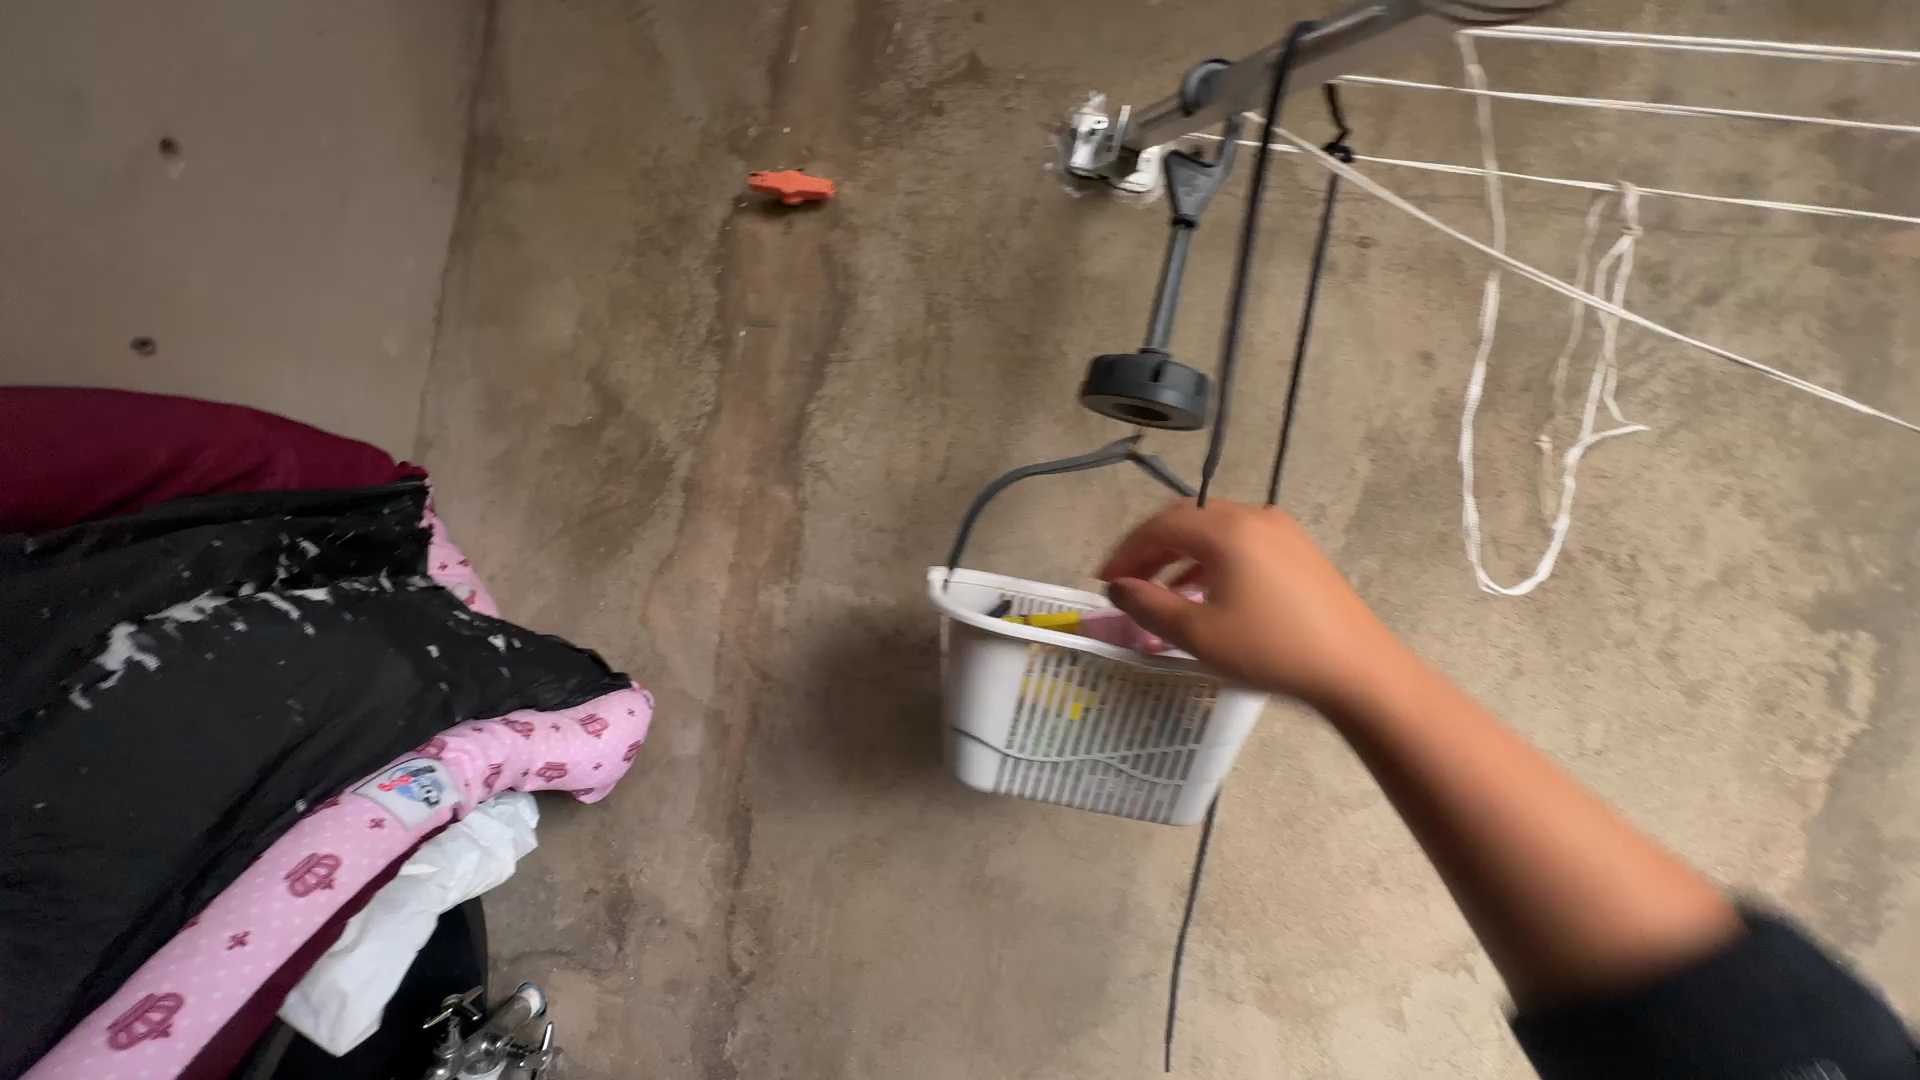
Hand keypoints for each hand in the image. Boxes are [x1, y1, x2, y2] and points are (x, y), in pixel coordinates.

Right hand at [1097, 499, 1404, 708]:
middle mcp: (1253, 516)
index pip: (1160, 526)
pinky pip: (1239, 542)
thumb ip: (1148, 605)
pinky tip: (1204, 591)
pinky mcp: (1297, 549)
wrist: (1357, 670)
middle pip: (1186, 519)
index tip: (1104, 581)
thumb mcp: (1198, 634)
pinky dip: (1210, 560)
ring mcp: (1280, 530)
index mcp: (1226, 529)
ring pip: (1214, 530)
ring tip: (1160, 589)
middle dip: (1150, 548)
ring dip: (1179, 555)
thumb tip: (1117, 588)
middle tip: (1127, 580)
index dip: (1126, 551)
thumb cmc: (1271, 649)